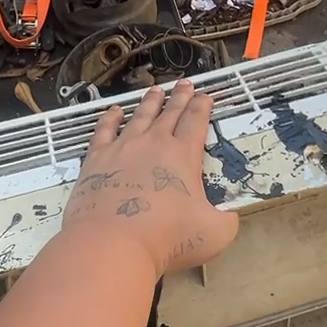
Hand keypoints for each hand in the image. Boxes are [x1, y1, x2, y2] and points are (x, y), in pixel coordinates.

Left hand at [62, 82, 239, 278]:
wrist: (113, 242)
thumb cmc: (167, 238)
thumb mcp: (214, 234)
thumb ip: (226, 222)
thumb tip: (229, 218)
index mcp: (182, 155)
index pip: (195, 121)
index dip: (202, 106)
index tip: (205, 96)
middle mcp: (153, 143)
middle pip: (169, 113)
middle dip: (180, 97)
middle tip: (185, 84)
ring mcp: (122, 148)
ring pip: (139, 116)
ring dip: (150, 102)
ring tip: (156, 90)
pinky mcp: (96, 159)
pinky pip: (104, 131)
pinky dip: (110, 119)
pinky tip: (113, 112)